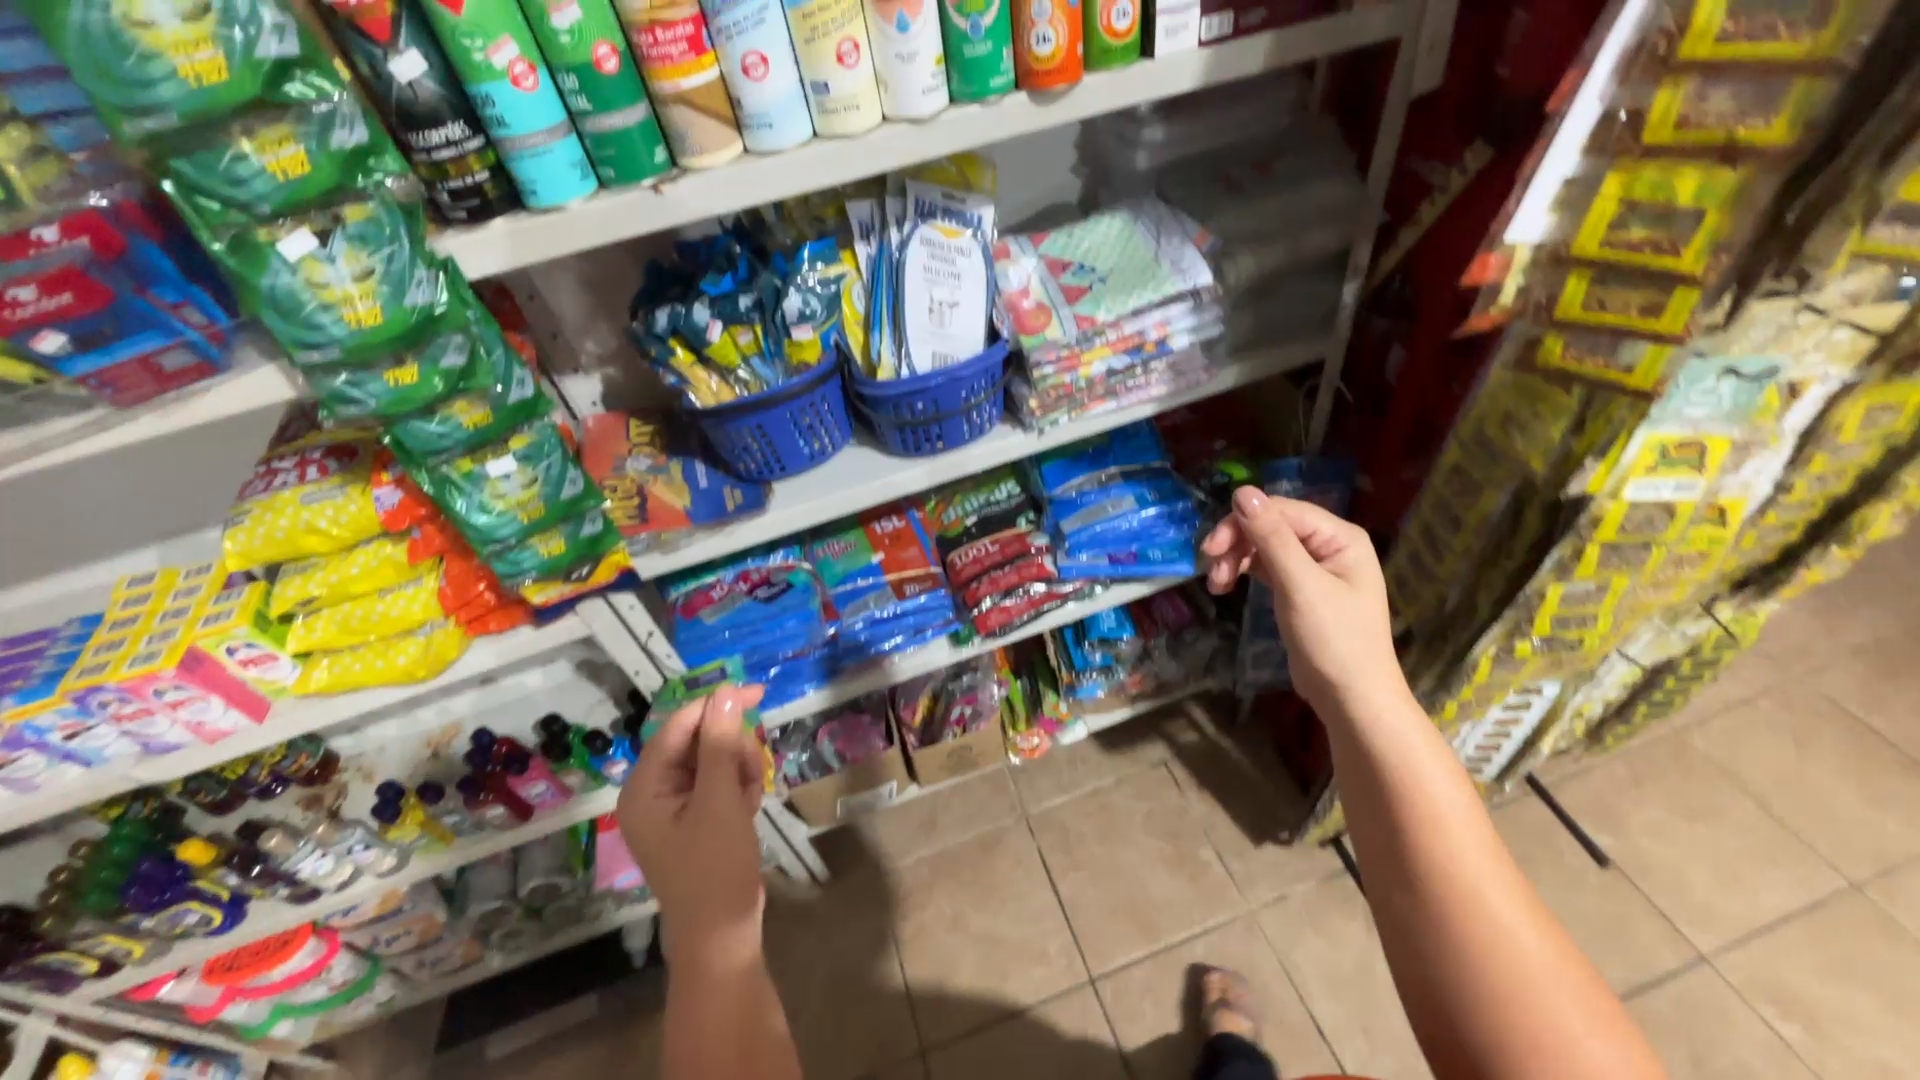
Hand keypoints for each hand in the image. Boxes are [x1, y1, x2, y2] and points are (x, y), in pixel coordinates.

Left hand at [616, 683, 767, 967]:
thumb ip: (720, 744)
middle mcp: (652, 791)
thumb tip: (725, 692)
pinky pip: (717, 781)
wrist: (722, 934)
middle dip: (731, 747)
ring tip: (751, 796)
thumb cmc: (715, 869)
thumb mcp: (719, 802)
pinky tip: (749, 807)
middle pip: (697, 740)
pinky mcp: (695, 817)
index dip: (716, 705)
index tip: (756, 692)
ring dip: (738, 768)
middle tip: (754, 769)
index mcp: (644, 787)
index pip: (678, 725)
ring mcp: (674, 806)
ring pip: (712, 758)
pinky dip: (737, 786)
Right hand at [1201, 486, 1404, 714]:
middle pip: (1271, 525)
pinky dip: (1244, 572)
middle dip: (1237, 542)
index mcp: (1340, 537)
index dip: (1243, 521)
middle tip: (1210, 567)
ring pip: (1264, 546)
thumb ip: (1272, 538)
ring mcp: (1314, 568)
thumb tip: (1242, 492)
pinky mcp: (1299, 590)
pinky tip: (1227, 586)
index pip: (1282, 511)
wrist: (1350, 698)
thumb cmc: (1333, 640)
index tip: (1210, 548)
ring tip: (1216, 585)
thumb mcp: (1300, 586)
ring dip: (1236, 558)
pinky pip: (1266, 567)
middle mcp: (1329, 545)